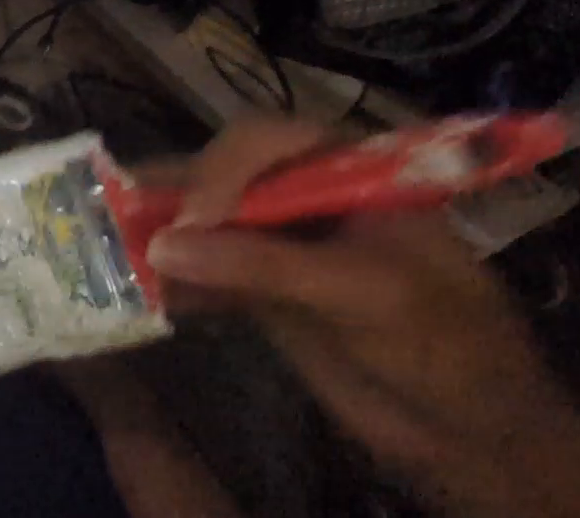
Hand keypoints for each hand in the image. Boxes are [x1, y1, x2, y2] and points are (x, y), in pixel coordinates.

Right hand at [147, 120, 579, 517]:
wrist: (474, 438)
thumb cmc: (447, 347)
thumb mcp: (364, 295)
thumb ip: (263, 265)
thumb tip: (158, 246)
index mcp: (346, 173)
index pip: (266, 141)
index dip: (222, 169)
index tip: (197, 219)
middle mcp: (301, 194)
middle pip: (217, 173)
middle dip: (172, 196)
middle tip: (122, 220)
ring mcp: (274, 239)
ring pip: (198, 219)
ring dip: (155, 233)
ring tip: (104, 244)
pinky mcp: (253, 283)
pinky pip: (197, 267)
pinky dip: (165, 276)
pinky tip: (133, 287)